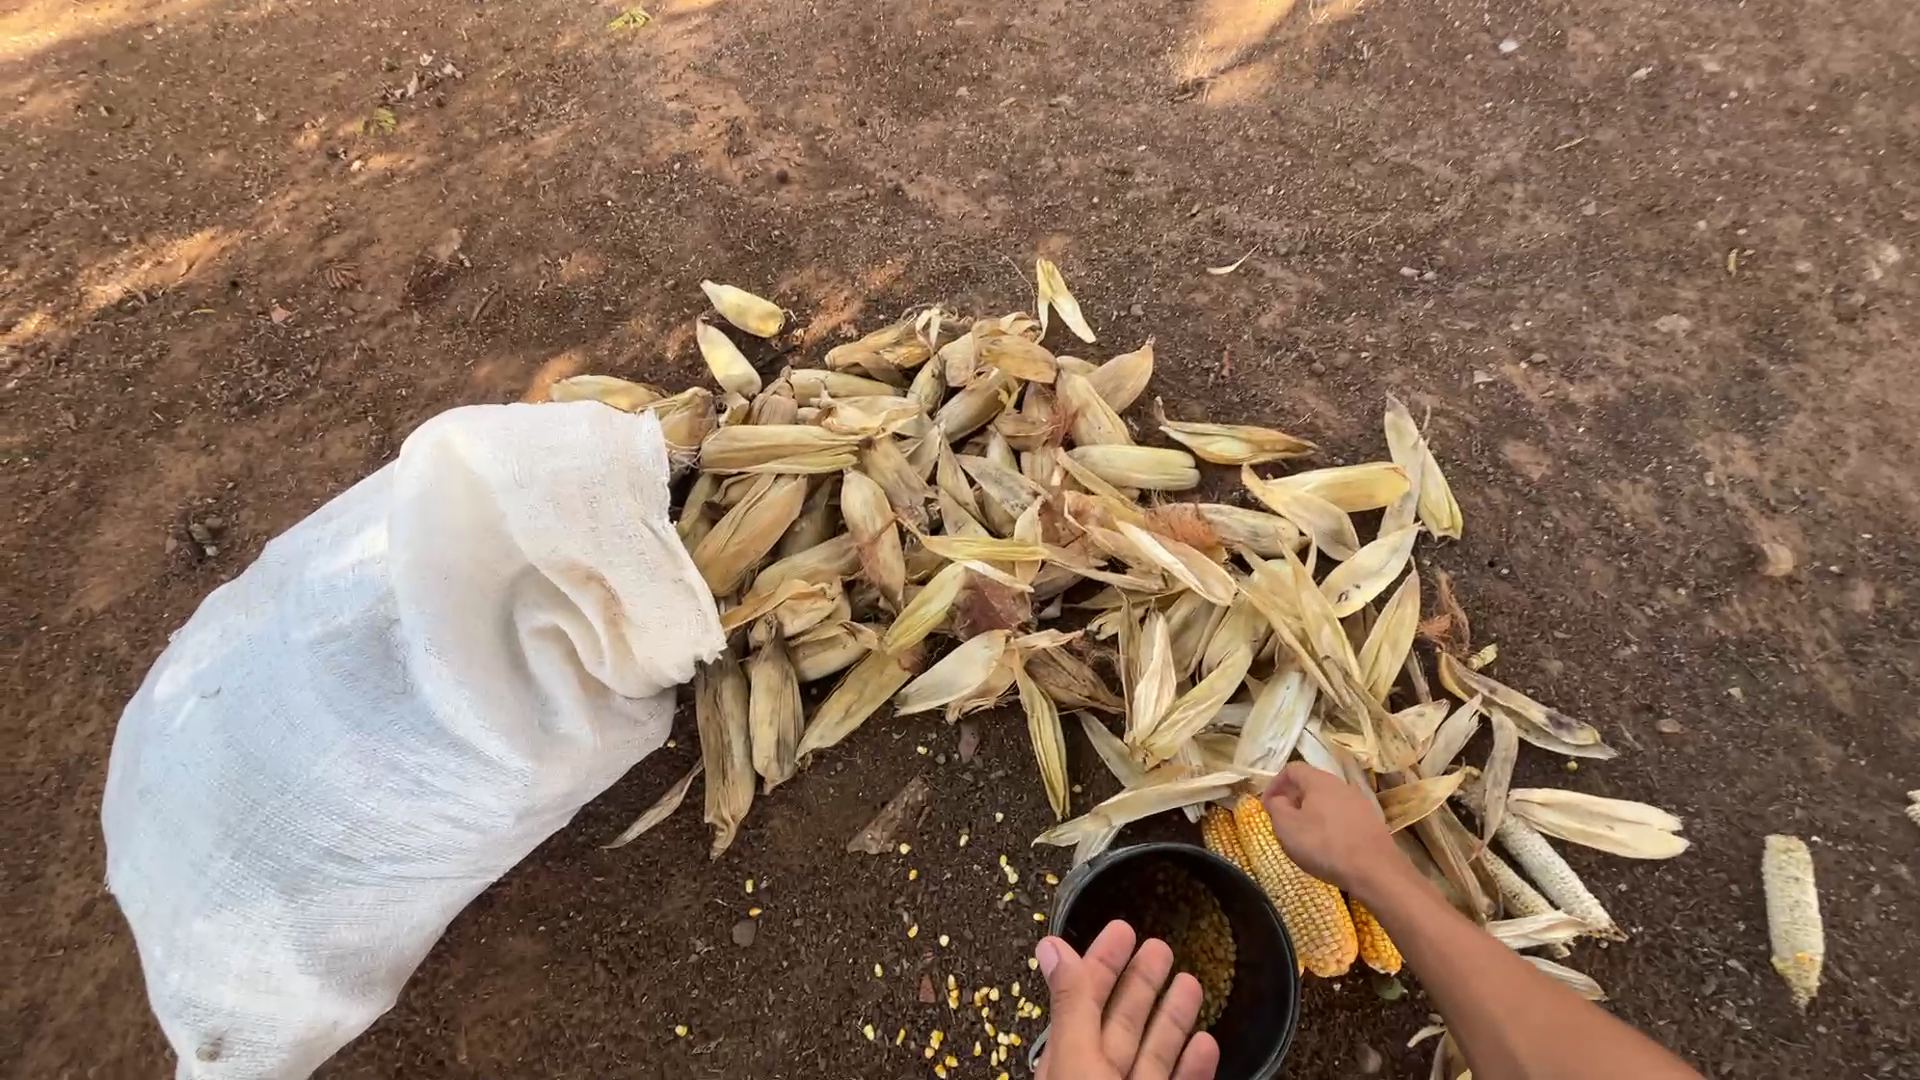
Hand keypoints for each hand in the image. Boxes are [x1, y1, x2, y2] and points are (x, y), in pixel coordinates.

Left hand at [1035, 920, 1219, 1079]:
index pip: (1084, 998)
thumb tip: (1049, 945)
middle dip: (1141, 983)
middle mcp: (1096, 1077)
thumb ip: (1072, 1006)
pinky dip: (1193, 1067)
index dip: (1102, 962)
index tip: (1124, 928)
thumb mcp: (1076, 1063)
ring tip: (1192, 980)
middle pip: (1123, 1023)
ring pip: (1154, 1054)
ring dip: (1173, 1018)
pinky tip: (1208, 1041)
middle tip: (1162, 946)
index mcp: (1066, 1061)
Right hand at [1263, 762, 1402, 895]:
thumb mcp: (1286, 826)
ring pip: (1329, 802)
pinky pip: (1345, 818)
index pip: (1292, 769)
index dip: (1275, 784)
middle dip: (1294, 800)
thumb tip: (1278, 800)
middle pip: (1312, 784)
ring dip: (1313, 814)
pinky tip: (1330, 847)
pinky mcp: (1373, 825)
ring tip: (1306, 836)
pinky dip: (1332, 827)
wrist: (1377, 872)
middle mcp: (1341, 786)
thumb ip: (1275, 807)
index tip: (1267, 805)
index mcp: (1318, 780)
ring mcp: (1361, 805)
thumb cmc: (1324, 844)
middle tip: (1284, 820)